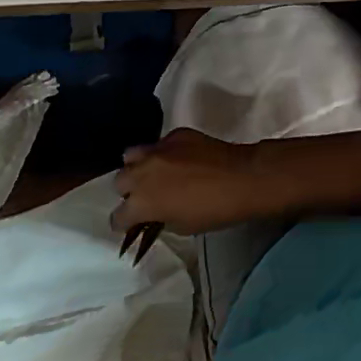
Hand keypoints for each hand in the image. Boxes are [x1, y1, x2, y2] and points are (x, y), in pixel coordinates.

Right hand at [112, 128, 289, 234]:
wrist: (243, 177)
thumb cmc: (215, 211)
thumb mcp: (183, 226)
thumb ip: (161, 218)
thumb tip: (158, 213)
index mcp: (141, 202)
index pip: (117, 217)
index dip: (125, 223)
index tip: (134, 224)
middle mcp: (141, 173)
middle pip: (119, 182)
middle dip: (130, 192)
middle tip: (147, 197)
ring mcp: (157, 149)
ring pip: (132, 155)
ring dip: (138, 167)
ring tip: (155, 173)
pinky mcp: (175, 134)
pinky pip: (159, 144)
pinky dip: (164, 153)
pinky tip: (181, 159)